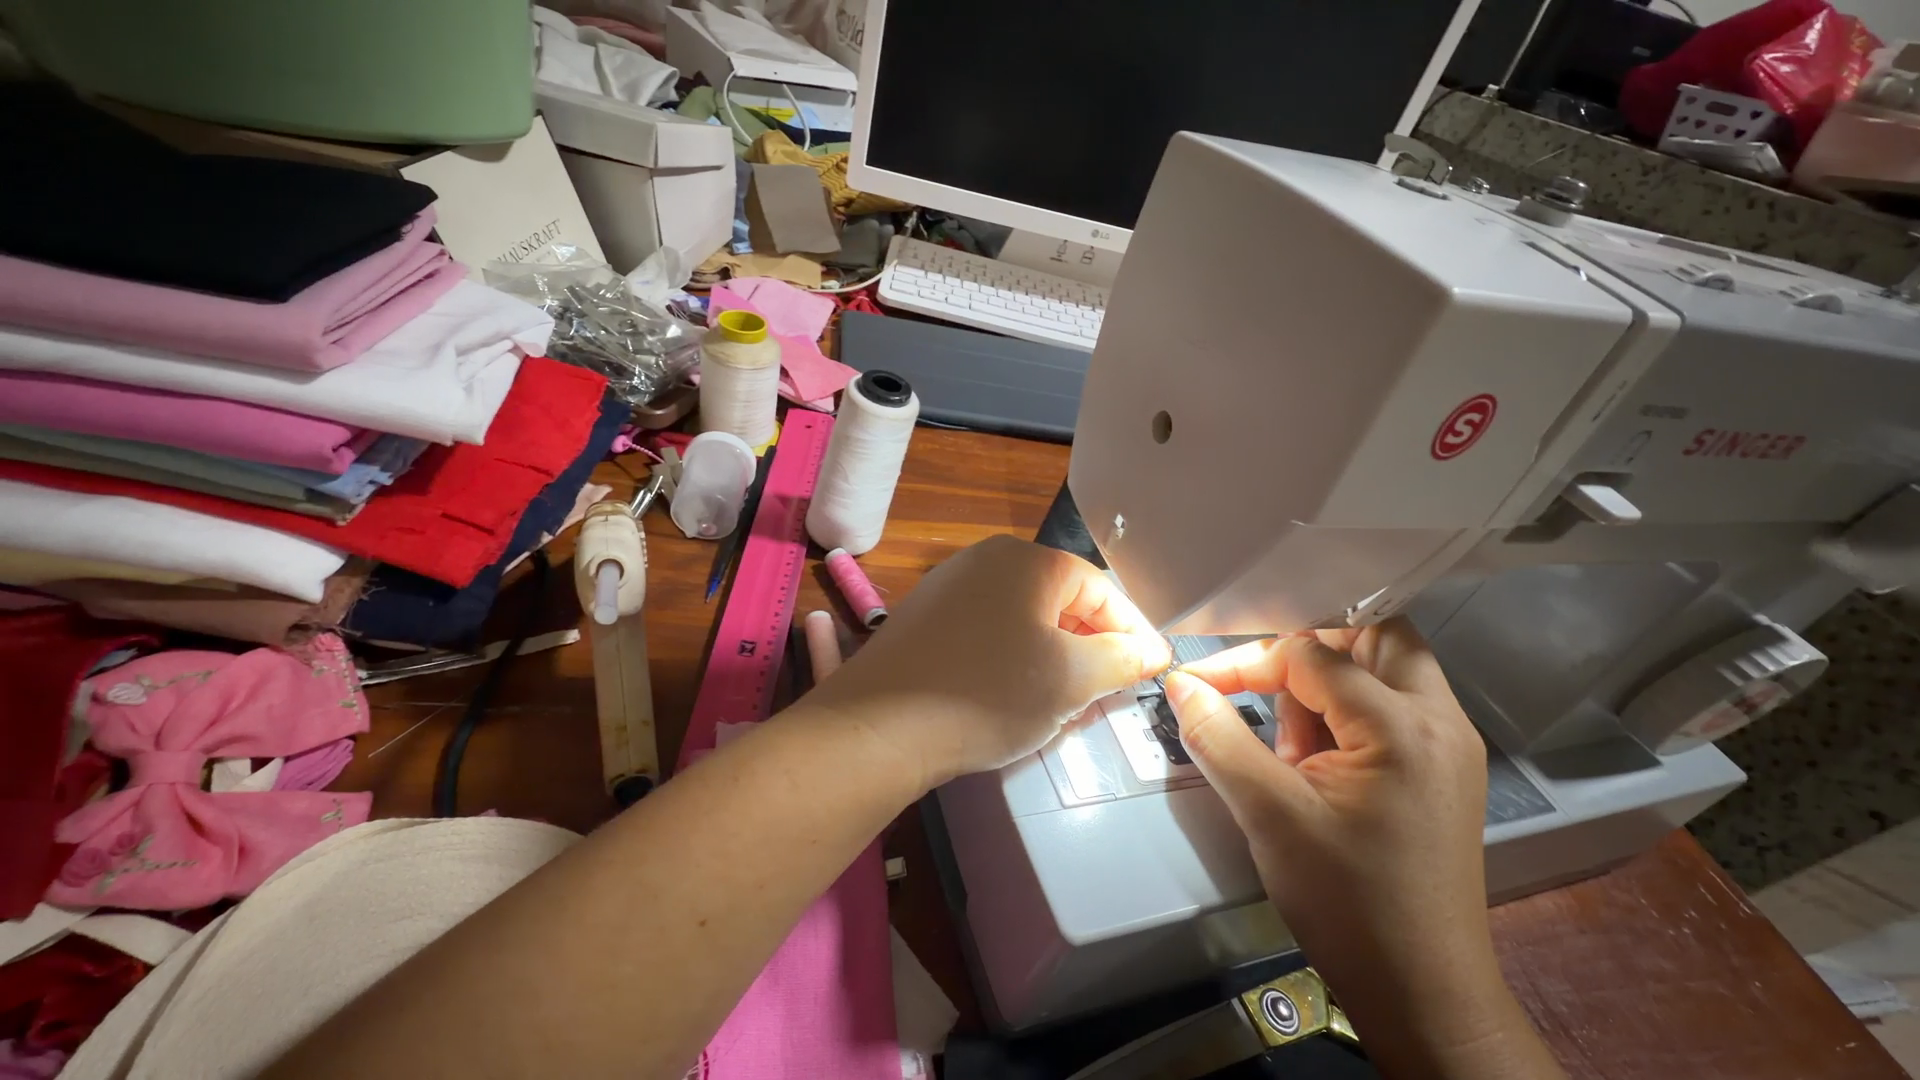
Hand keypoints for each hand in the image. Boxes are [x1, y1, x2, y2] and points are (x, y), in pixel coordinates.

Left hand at [808, 535, 1170, 789]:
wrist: (881, 726)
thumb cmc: (990, 693)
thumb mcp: (1072, 680)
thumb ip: (1123, 658)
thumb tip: (1151, 649)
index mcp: (1028, 560)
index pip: (1101, 591)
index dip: (1133, 633)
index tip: (1151, 672)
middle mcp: (986, 559)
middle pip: (1060, 601)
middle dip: (1090, 647)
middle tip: (1106, 693)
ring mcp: (948, 586)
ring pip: (1022, 619)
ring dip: (1051, 657)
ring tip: (1062, 702)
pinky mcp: (922, 619)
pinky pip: (986, 631)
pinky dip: (1011, 659)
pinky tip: (1010, 695)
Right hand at [1164, 621, 1534, 1072]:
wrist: (1422, 991)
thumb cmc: (1346, 901)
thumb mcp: (1269, 815)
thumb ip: (1219, 738)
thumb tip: (1180, 684)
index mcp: (1403, 726)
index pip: (1311, 655)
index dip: (1246, 663)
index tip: (1198, 686)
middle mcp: (1442, 720)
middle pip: (1374, 637)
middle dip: (1309, 650)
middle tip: (1260, 686)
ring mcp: (1450, 746)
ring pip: (1386, 671)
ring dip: (1328, 687)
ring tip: (1290, 752)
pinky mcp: (1444, 771)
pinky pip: (1393, 711)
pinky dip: (1347, 718)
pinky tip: (1316, 768)